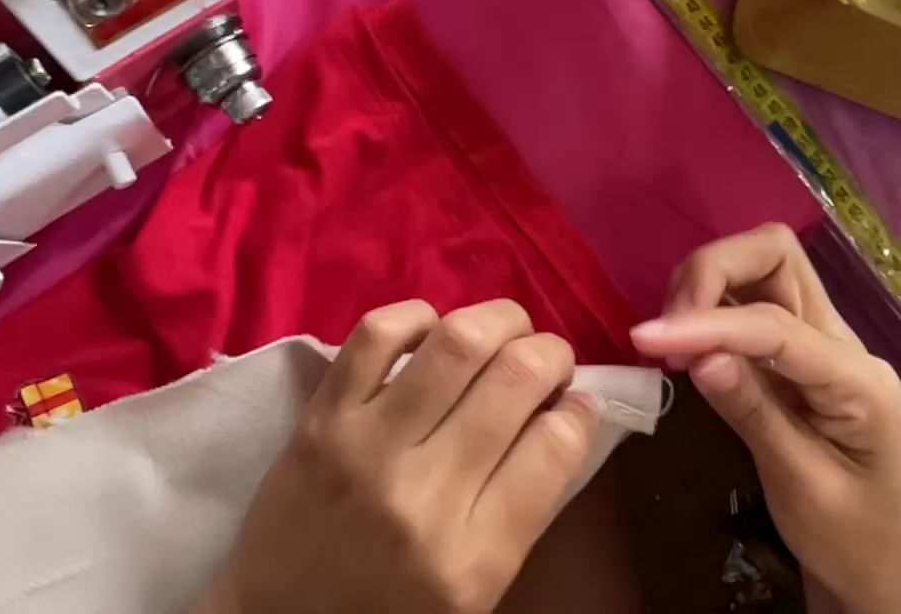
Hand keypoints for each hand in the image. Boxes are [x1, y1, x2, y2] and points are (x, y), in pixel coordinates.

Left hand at [196, 300, 600, 613]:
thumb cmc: (389, 610)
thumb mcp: (474, 589)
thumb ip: (522, 505)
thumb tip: (566, 410)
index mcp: (471, 560)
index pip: (555, 449)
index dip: (579, 408)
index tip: (576, 398)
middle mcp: (423, 497)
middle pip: (514, 380)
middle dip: (550, 353)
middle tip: (547, 358)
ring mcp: (365, 447)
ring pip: (457, 343)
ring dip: (499, 320)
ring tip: (505, 329)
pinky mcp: (321, 415)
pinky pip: (379, 332)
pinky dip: (418, 315)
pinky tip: (433, 330)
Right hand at [630, 224, 900, 613]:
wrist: (877, 570)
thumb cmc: (847, 539)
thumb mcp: (800, 486)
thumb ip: (751, 413)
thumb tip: (697, 356)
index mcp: (859, 380)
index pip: (775, 326)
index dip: (707, 323)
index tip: (645, 336)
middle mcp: (842, 341)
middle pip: (776, 255)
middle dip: (712, 268)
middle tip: (667, 324)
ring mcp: (819, 337)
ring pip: (759, 265)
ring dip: (706, 282)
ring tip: (671, 338)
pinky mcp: (794, 346)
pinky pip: (748, 298)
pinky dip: (708, 303)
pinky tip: (687, 340)